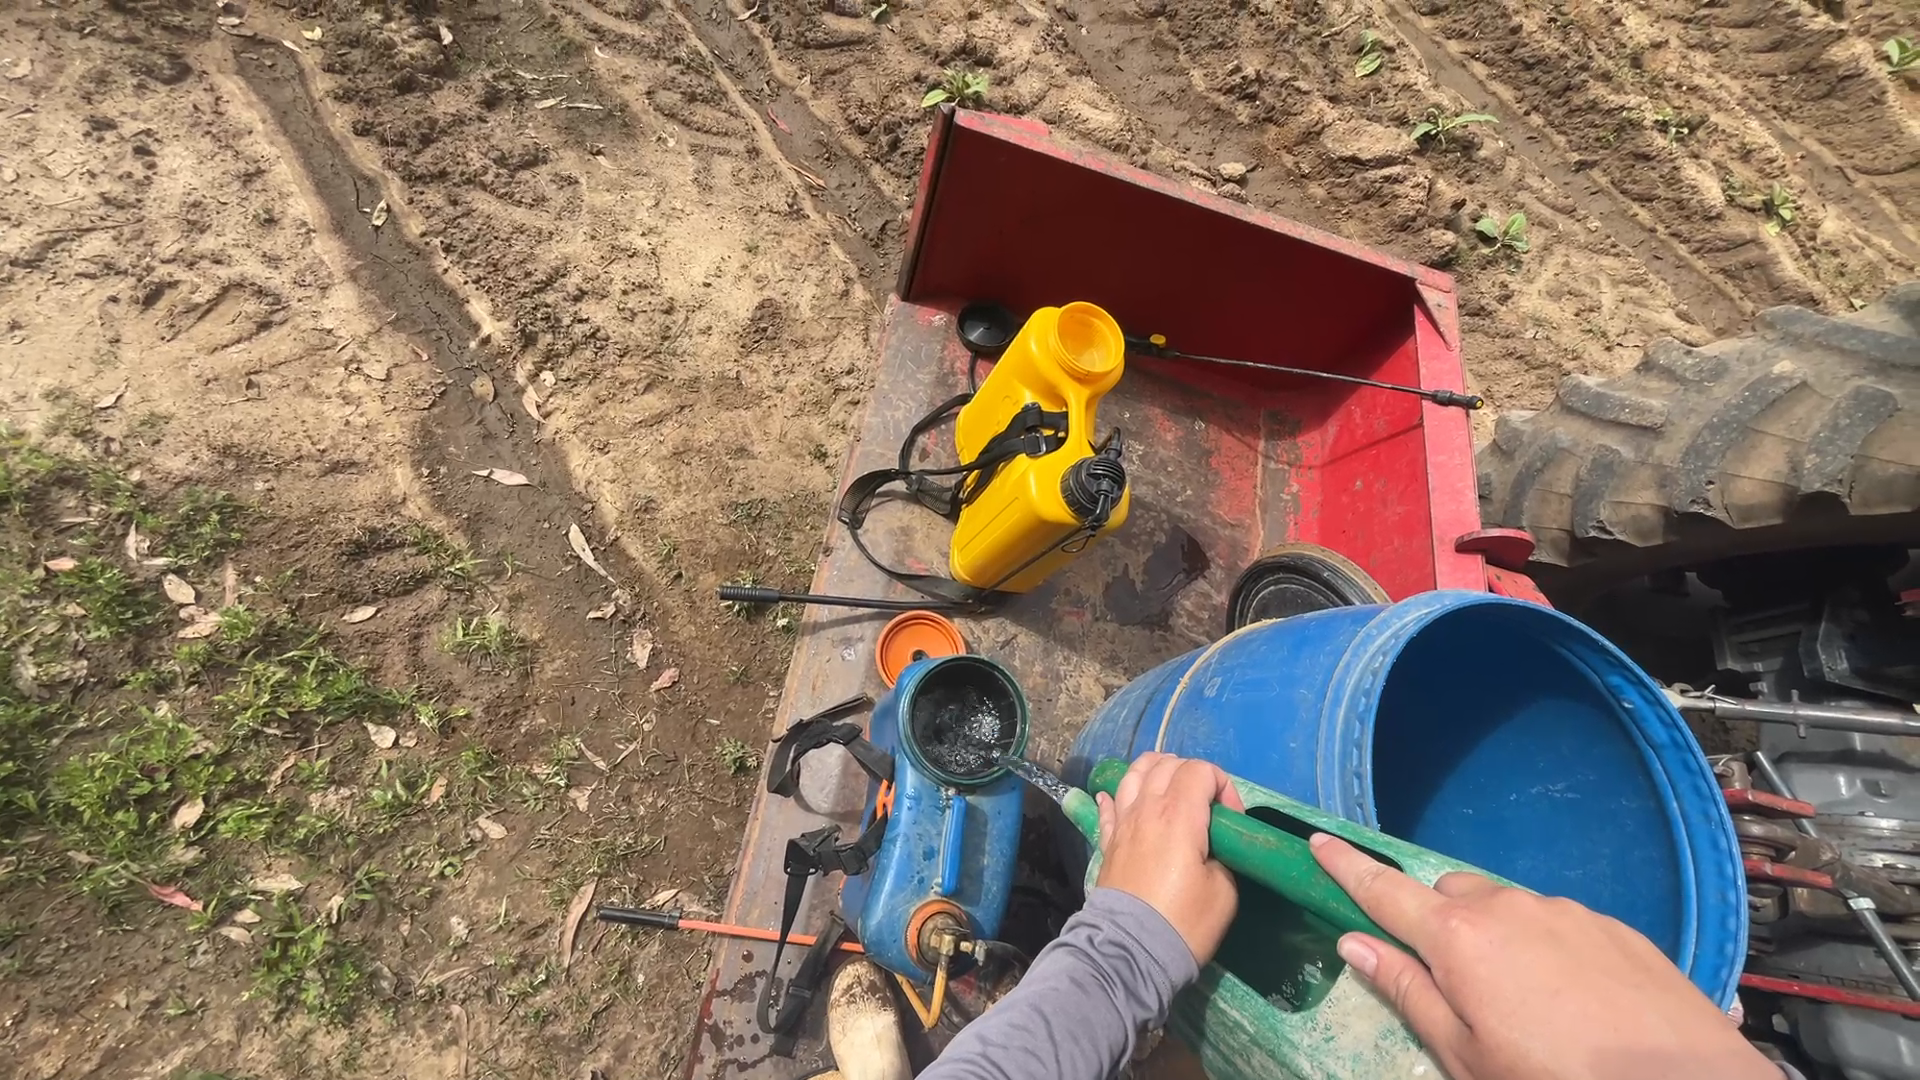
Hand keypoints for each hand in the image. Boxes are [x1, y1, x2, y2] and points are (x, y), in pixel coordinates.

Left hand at [1095, 752, 1244, 964]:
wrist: (1132, 948)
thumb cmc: (1184, 920)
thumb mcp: (1224, 892)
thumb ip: (1222, 854)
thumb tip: (1211, 844)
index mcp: (1178, 814)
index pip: (1200, 770)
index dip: (1222, 785)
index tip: (1232, 817)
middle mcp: (1146, 807)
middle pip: (1166, 764)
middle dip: (1193, 773)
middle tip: (1207, 802)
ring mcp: (1122, 820)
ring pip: (1134, 773)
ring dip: (1156, 770)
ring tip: (1170, 785)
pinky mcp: (1108, 838)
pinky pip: (1110, 804)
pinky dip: (1119, 795)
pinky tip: (1121, 799)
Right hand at [1310, 833, 1775, 1079]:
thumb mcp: (1469, 1059)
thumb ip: (1407, 993)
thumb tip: (1352, 943)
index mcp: (1457, 937)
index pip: (1382, 889)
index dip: (1345, 865)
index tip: (1319, 840)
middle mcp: (1504, 906)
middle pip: (1448, 894)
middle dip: (1441, 922)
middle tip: (1461, 980)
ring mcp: (1565, 912)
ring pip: (1506, 906)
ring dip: (1499, 934)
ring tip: (1535, 999)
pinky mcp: (1619, 928)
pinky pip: (1560, 922)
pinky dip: (1551, 946)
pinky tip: (1586, 1001)